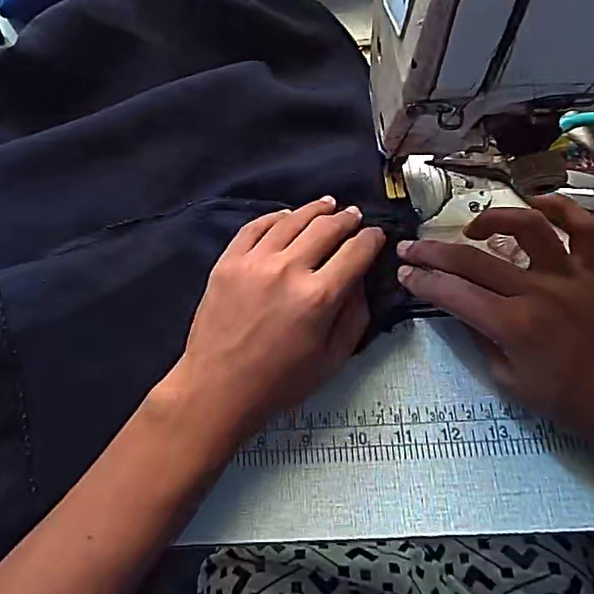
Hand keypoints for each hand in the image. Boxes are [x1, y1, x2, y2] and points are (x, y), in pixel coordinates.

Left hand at [160, 197, 386, 444]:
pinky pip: (255, 227)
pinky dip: (275, 217)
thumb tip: (360, 278)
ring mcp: (254, 262)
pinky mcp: (228, 262)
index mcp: (318, 297)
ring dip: (314, 210)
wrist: (218, 388)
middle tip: (354, 216)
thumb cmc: (280, 382)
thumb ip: (354, 315)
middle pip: (326, 228)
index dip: (371, 239)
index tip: (375, 234)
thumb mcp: (333, 359)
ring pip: (291, 220)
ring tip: (327, 205)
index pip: (355, 252)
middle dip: (346, 219)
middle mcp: (288, 270)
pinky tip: (285, 216)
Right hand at [397, 194, 593, 472]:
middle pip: (474, 259)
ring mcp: (571, 277)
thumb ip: (481, 340)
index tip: (403, 272)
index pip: (454, 293)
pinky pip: (582, 229)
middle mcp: (539, 293)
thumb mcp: (511, 384)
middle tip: (409, 247)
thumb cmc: (572, 405)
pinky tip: (536, 205)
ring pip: (527, 228)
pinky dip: (559, 209)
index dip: (422, 280)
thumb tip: (458, 308)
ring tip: (470, 229)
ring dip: (491, 220)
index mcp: (514, 327)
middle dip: (432, 252)